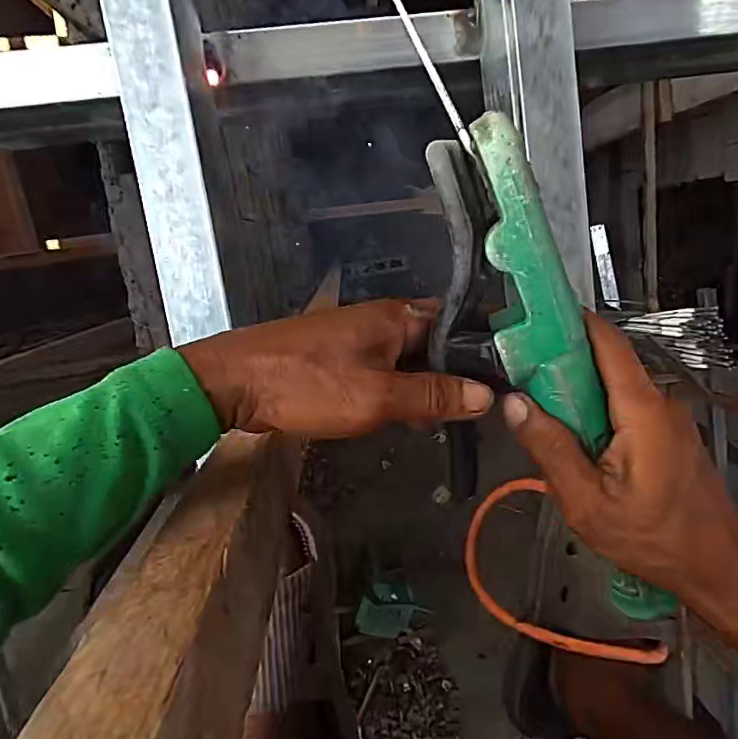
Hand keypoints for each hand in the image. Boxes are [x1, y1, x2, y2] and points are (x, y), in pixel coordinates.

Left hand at [177, 299, 493, 439]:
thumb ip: (432, 396)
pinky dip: (396, 391)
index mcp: (396, 317)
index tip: (503, 385)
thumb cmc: (307, 385)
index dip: (482, 353)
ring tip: (442, 421)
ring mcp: (356, 337)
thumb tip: (485, 395)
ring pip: (407, 361)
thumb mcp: (376, 398)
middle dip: (453, 377)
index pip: (457, 325)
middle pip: (434, 345)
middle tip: (475, 414)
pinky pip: (381, 371)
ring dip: (423, 388)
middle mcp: (380, 319)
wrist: (234, 382)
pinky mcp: (338, 357)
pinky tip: (403, 418)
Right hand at [502, 311, 737, 678]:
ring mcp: (666, 418)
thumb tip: (514, 403)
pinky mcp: (666, 434)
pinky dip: (594, 415)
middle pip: (603, 363)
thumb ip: (550, 449)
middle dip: (559, 366)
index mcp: (642, 411)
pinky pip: (622, 409)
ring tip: (541, 419)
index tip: (531, 319)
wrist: (720, 571)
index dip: (570, 322)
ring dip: (574, 397)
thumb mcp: (587, 503)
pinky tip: (575, 444)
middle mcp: (660, 403)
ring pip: (610, 388)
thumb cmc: (657, 541)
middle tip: (519, 381)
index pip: (607, 342)